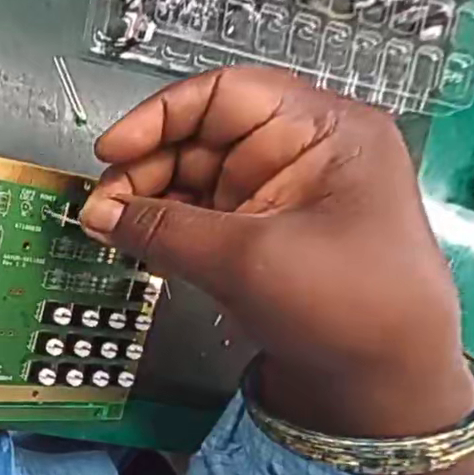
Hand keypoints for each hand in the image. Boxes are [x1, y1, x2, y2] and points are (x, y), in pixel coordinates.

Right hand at [80, 67, 473, 474]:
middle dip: (141, 170)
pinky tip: (128, 241)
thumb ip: (164, 230)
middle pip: (192, 139)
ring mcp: (263, 197)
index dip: (159, 117)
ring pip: (181, 179)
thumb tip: (98, 215)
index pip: (223, 95)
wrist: (375, 379)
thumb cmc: (348, 303)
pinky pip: (183, 216)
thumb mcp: (247, 258)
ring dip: (139, 202)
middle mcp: (287, 156)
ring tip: (107, 229)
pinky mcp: (242, 235)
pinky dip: (151, 227)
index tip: (111, 152)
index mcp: (317, 133)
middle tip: (102, 209)